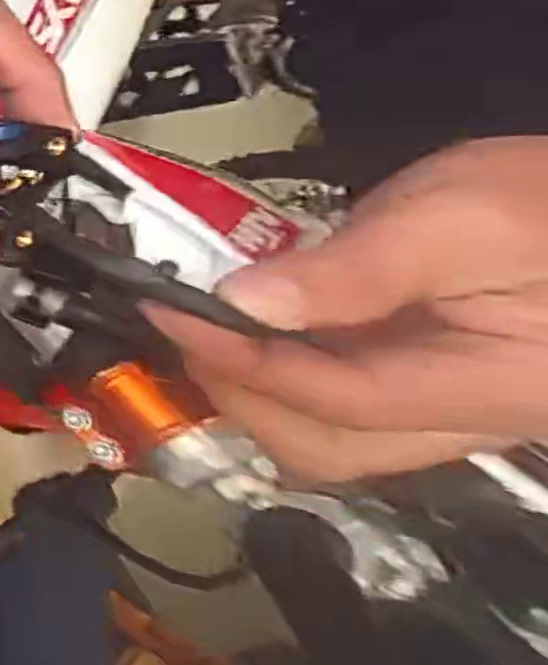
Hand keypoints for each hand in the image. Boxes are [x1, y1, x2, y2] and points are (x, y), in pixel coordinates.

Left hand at [145, 137, 547, 482]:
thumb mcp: (455, 221)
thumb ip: (350, 271)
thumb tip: (241, 302)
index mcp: (496, 388)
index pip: (332, 399)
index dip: (234, 359)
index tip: (168, 311)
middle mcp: (462, 419)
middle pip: (317, 443)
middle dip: (233, 387)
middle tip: (183, 322)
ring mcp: (431, 407)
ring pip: (311, 432)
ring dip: (240, 385)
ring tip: (202, 325)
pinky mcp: (405, 385)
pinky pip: (318, 401)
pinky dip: (261, 373)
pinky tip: (235, 329)